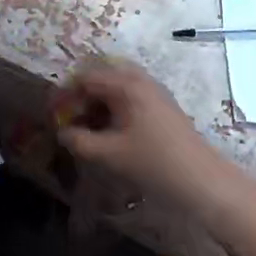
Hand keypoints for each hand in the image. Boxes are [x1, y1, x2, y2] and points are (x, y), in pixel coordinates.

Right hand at [51, 57, 229, 208]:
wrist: (201, 179)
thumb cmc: (153, 163)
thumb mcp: (109, 155)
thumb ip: (80, 141)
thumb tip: (62, 132)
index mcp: (126, 84)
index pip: (86, 76)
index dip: (66, 94)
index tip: (54, 116)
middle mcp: (140, 79)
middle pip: (101, 76)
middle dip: (82, 95)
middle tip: (71, 121)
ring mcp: (154, 90)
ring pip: (116, 86)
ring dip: (98, 102)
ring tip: (87, 129)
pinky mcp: (161, 104)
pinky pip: (130, 95)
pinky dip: (114, 107)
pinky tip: (109, 132)